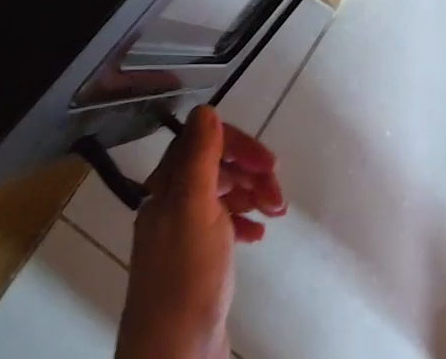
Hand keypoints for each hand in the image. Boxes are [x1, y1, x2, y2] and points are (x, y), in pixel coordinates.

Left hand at [115, 106, 284, 358]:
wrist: (173, 351)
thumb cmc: (187, 276)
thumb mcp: (195, 207)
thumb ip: (199, 157)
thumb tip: (206, 111)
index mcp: (168, 185)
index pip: (204, 140)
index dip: (239, 145)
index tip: (271, 165)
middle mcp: (171, 202)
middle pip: (215, 165)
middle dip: (250, 171)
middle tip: (278, 196)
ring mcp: (182, 232)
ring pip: (222, 194)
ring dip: (251, 194)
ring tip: (275, 214)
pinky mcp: (195, 259)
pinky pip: (222, 224)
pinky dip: (243, 221)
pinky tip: (257, 234)